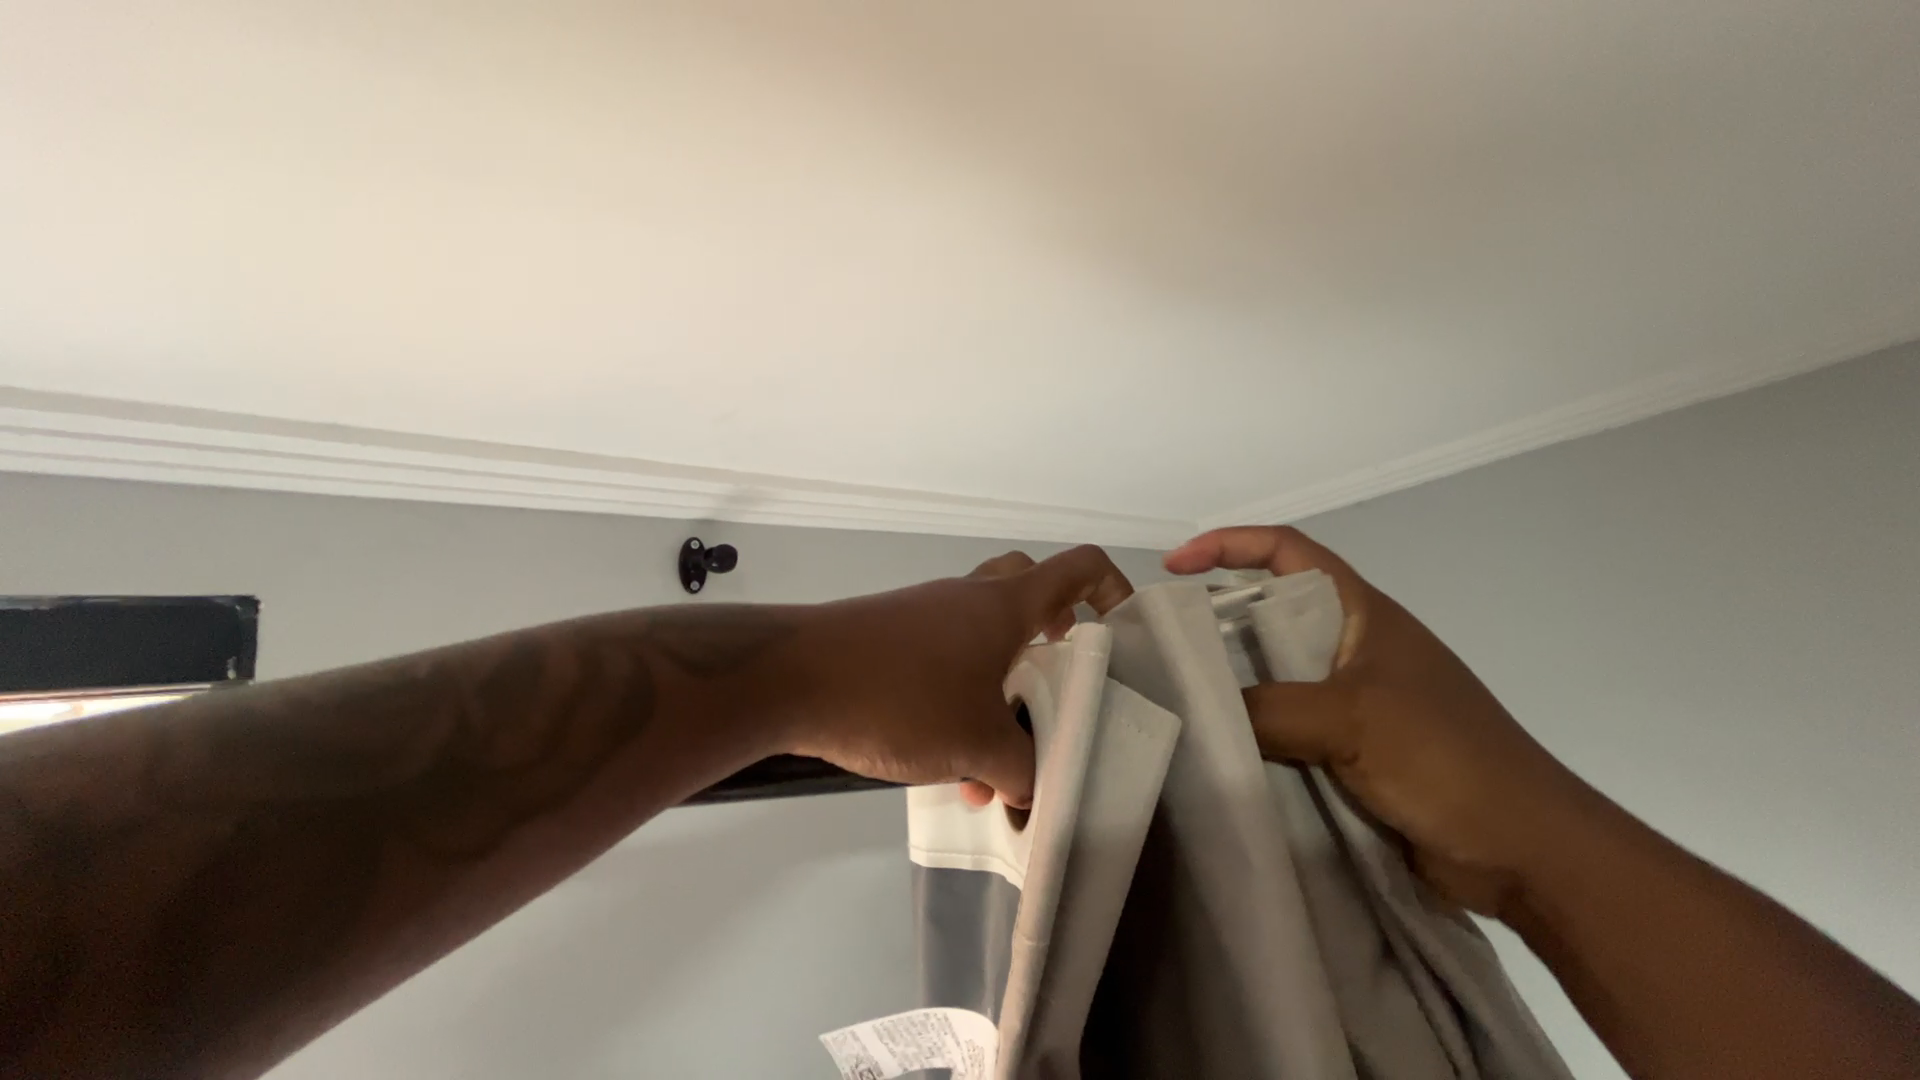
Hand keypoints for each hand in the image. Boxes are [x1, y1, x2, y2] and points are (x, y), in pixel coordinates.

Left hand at [780, 545, 1133, 809]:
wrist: (788, 679)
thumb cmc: (899, 699)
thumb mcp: (976, 746)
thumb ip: (1020, 771)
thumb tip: (1028, 793)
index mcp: (1005, 607)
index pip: (1080, 568)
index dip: (1114, 592)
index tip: (1121, 636)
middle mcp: (968, 598)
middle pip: (1028, 590)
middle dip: (1053, 631)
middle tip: (1057, 677)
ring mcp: (924, 613)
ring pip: (981, 633)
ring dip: (999, 684)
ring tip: (994, 756)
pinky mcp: (888, 636)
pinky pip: (941, 656)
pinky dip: (957, 696)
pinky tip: (942, 756)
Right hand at [1165, 526, 1599, 915]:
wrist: (1524, 851)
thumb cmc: (1447, 761)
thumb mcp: (1351, 720)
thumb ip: (1269, 709)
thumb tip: (1199, 708)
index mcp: (1363, 615)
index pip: (1289, 551)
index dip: (1228, 545)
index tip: (1173, 566)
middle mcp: (1353, 649)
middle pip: (1271, 614)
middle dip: (1215, 619)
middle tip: (1161, 645)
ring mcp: (1353, 701)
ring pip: (1273, 675)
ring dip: (1229, 682)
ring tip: (1175, 696)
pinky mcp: (1350, 749)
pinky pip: (1284, 725)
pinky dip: (1250, 729)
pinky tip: (1216, 744)